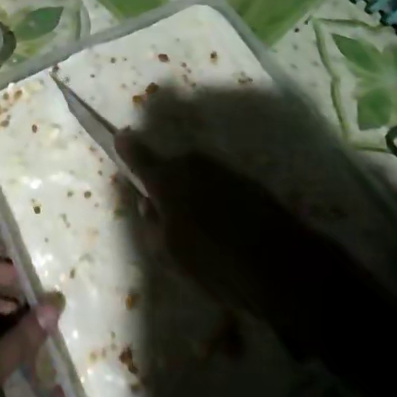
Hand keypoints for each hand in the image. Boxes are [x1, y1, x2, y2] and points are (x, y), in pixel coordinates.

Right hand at [115, 133, 353, 358]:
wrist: (277, 261)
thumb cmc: (213, 262)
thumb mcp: (170, 254)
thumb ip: (152, 225)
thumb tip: (149, 204)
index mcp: (168, 181)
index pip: (141, 159)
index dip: (129, 149)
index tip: (120, 135)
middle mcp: (193, 165)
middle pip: (172, 168)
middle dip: (166, 183)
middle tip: (166, 212)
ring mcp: (222, 169)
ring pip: (196, 176)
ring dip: (192, 191)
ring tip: (198, 225)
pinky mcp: (245, 179)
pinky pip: (217, 184)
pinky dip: (213, 197)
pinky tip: (221, 225)